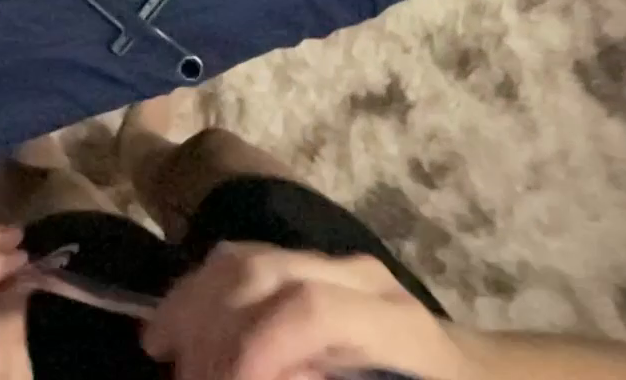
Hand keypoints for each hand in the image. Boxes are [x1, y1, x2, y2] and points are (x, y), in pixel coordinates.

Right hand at [143, 243, 469, 379]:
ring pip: (239, 258)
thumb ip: (324, 376)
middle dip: (208, 330)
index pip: (309, 309)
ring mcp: (325, 261)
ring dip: (190, 305)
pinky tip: (176, 328)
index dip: (255, 347)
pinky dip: (198, 293)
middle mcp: (354, 275)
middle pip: (261, 272)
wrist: (464, 378)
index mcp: (391, 319)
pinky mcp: (301, 262)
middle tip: (180, 377)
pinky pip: (236, 261)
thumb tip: (261, 371)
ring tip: (162, 351)